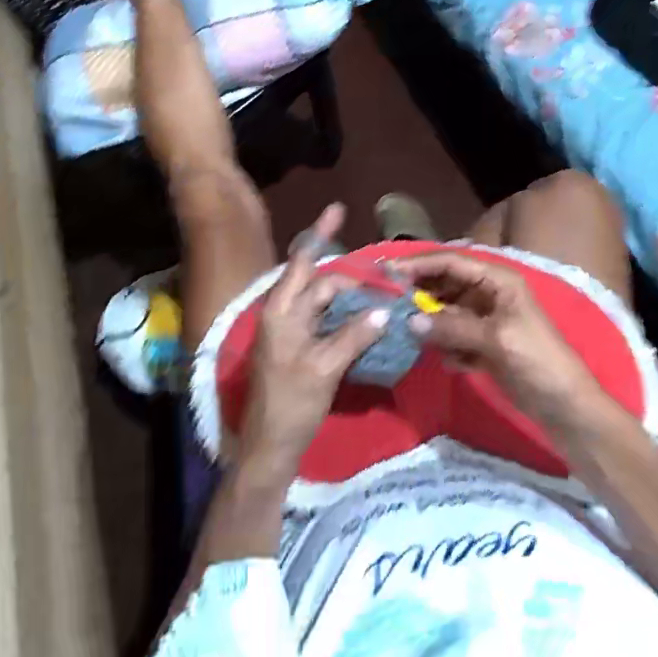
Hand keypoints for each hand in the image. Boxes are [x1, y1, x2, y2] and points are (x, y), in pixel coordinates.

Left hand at [237, 204, 386, 477]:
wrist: (270, 448)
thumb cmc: (291, 404)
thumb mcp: (324, 368)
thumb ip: (353, 336)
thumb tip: (383, 311)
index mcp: (281, 312)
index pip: (302, 264)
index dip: (320, 235)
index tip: (337, 208)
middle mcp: (284, 315)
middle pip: (320, 283)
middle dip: (352, 278)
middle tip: (387, 282)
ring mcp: (293, 333)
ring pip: (326, 303)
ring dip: (352, 298)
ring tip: (383, 295)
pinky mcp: (303, 349)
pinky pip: (329, 322)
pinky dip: (349, 318)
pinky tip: (370, 320)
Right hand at [388, 251, 607, 432]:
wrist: (565, 407)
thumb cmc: (538, 361)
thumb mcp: (495, 339)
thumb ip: (451, 327)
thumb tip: (409, 320)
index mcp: (498, 281)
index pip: (451, 262)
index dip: (419, 264)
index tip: (388, 273)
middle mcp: (488, 294)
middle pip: (445, 283)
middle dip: (419, 291)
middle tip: (388, 301)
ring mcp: (485, 320)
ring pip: (445, 311)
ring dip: (429, 321)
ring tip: (405, 330)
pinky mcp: (482, 345)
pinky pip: (452, 337)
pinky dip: (444, 345)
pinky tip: (446, 361)